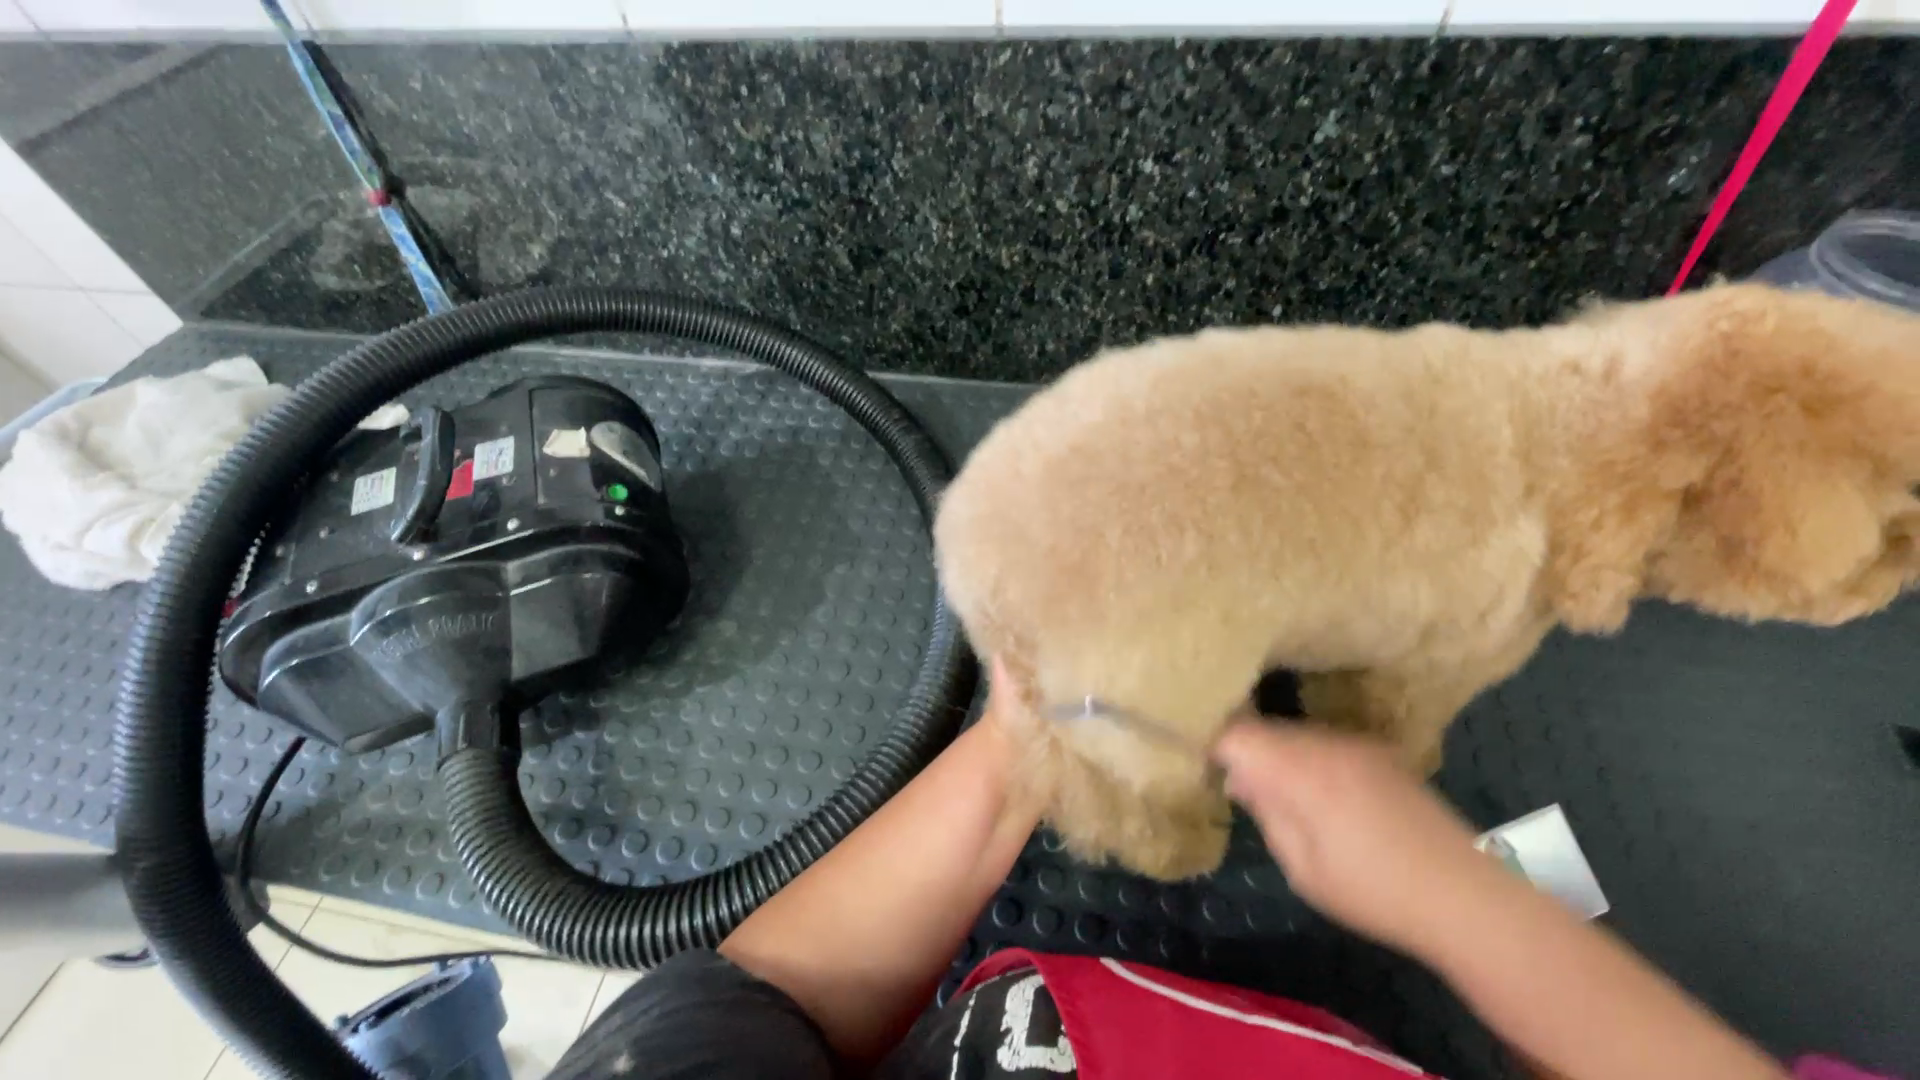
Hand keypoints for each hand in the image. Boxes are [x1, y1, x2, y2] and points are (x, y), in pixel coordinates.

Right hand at [1213, 721, 1508, 954]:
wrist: (1466, 897)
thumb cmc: (1373, 893)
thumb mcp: (1302, 868)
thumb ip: (1267, 813)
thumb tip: (1239, 779)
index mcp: (1303, 772)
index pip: (1236, 735)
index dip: (1208, 742)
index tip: (1193, 759)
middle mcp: (1327, 745)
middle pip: (1264, 729)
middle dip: (1242, 750)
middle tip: (1231, 786)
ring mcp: (1357, 745)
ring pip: (1294, 734)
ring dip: (1275, 754)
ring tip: (1272, 794)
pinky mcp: (1380, 754)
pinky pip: (1323, 743)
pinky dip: (1305, 758)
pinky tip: (1315, 795)